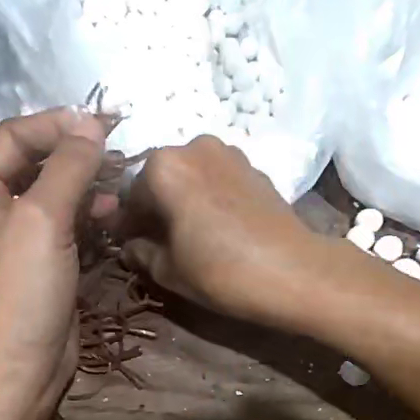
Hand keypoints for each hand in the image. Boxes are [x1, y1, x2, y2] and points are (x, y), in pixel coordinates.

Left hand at [0, 108, 108, 419]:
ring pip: (53, 190)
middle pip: (33, 160)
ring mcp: (13, 235)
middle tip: (117, 148)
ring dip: (85, 181)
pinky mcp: (40, 260)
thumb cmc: (21, 293)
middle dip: (74, 152)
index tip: (102, 123)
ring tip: (119, 180)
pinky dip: (87, 213)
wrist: (22, 371)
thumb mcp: (42, 221)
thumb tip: (92, 125)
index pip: (12, 136)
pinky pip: (64, 221)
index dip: (56, 124)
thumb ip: (68, 166)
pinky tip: (111, 213)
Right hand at [113, 136, 328, 326]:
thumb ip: (140, 252)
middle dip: (154, 207)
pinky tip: (215, 228)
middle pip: (160, 179)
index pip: (129, 195)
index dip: (125, 224)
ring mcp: (228, 153)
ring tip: (187, 235)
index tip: (126, 246)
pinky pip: (216, 180)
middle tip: (157, 241)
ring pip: (190, 177)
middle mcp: (193, 147)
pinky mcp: (254, 167)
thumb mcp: (167, 270)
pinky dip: (208, 198)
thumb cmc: (219, 271)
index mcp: (162, 166)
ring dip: (182, 200)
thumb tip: (129, 247)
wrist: (293, 272)